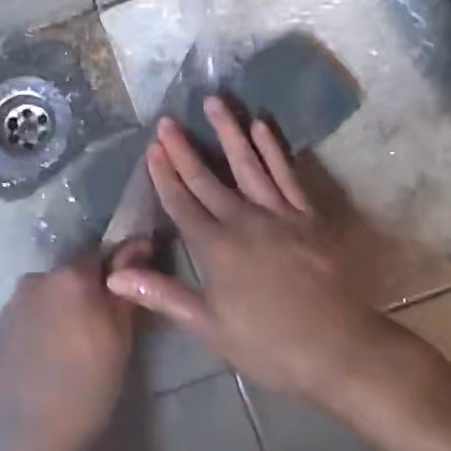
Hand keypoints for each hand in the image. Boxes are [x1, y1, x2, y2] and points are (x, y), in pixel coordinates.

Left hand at [0, 242, 151, 450]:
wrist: (27, 440)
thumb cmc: (86, 388)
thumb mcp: (120, 338)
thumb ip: (127, 289)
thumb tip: (138, 246)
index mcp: (69, 276)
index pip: (103, 254)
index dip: (121, 272)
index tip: (133, 293)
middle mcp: (36, 279)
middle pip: (74, 274)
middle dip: (92, 291)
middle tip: (109, 325)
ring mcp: (13, 304)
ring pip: (53, 295)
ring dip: (69, 308)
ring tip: (81, 346)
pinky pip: (34, 314)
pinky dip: (49, 325)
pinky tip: (56, 356)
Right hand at [105, 96, 395, 402]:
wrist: (336, 348)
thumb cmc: (267, 345)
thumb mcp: (209, 327)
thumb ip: (163, 294)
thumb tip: (114, 274)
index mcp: (215, 249)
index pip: (182, 205)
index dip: (165, 176)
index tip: (153, 148)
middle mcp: (244, 222)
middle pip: (209, 179)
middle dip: (186, 149)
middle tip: (169, 120)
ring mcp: (279, 214)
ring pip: (249, 165)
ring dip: (230, 133)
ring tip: (215, 103)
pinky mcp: (308, 216)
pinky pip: (288, 175)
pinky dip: (274, 150)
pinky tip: (264, 126)